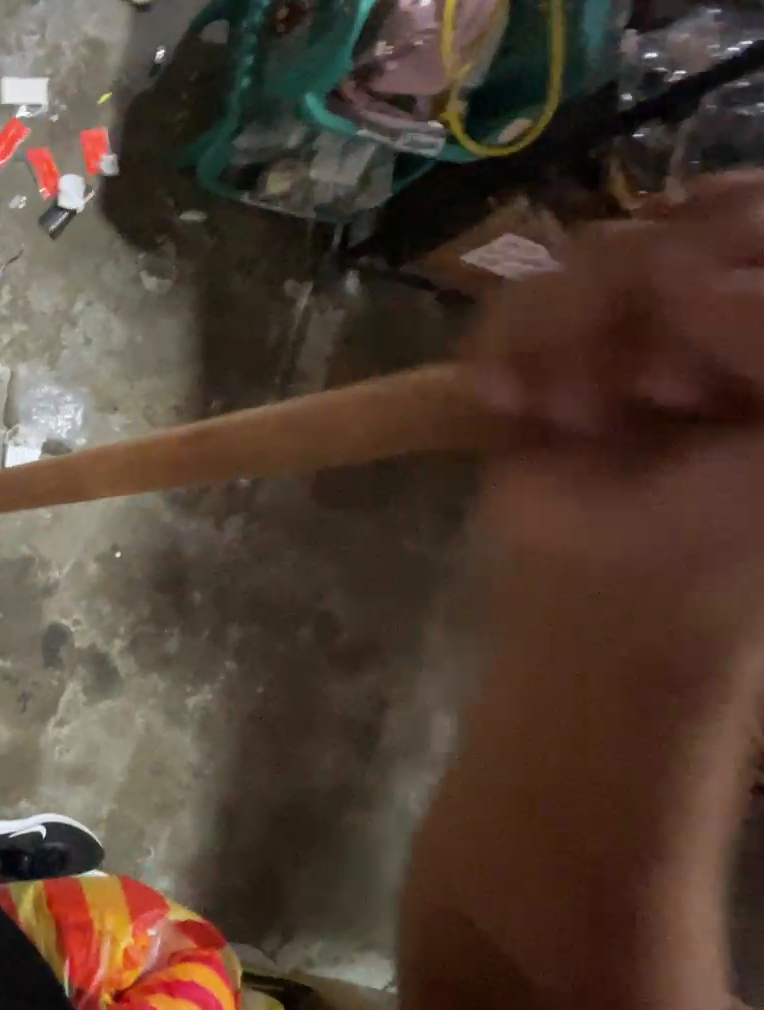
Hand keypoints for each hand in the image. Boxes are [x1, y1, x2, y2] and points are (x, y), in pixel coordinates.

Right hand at [466, 174, 763, 664]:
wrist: (602, 573)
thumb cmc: (725, 514)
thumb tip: (696, 287)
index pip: (751, 208)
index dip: (734, 245)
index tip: (713, 333)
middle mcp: (707, 286)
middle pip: (667, 224)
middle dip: (650, 315)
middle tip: (664, 396)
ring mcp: (610, 315)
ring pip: (578, 259)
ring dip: (571, 350)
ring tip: (580, 420)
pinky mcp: (524, 347)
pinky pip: (503, 304)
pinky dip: (498, 355)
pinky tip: (510, 403)